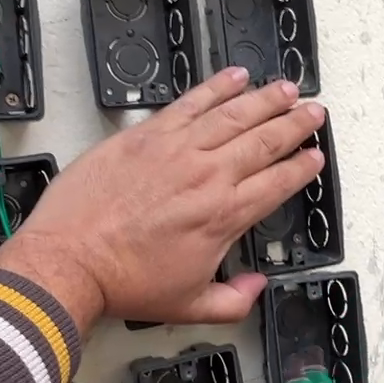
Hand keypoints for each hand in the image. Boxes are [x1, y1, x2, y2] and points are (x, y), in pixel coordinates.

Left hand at [0, 67, 324, 329]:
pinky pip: (191, 103)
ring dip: (266, 99)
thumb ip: (234, 300)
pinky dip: (216, 87)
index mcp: (223, 215)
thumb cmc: (122, 281)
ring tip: (287, 88)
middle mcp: (208, 176)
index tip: (314, 157)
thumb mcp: (189, 305)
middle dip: (296, 124)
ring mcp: (178, 151)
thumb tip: (256, 288)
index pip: (278, 183)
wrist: (69, 261)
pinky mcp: (147, 136)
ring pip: (235, 115)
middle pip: (266, 141)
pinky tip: (234, 77)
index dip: (302, 167)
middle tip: (313, 112)